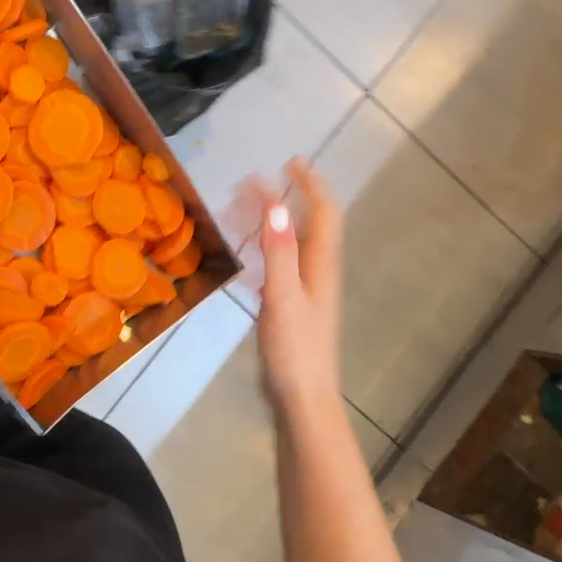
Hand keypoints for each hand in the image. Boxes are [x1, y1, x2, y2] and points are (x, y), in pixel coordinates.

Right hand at [253, 158, 343, 415]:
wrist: (302, 399)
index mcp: (321, 265)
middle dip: (284, 199)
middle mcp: (318, 272)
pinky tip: (243, 258)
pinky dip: (262, 251)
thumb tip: (277, 206)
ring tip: (238, 213)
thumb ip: (279, 253)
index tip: (289, 162)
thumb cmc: (295, 350)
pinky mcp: (292, 307)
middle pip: (307, 224)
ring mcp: (306, 291)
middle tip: (251, 186)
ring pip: (291, 244)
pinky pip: (279, 265)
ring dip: (270, 223)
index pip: (323, 213)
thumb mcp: (282, 298)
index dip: (310, 185)